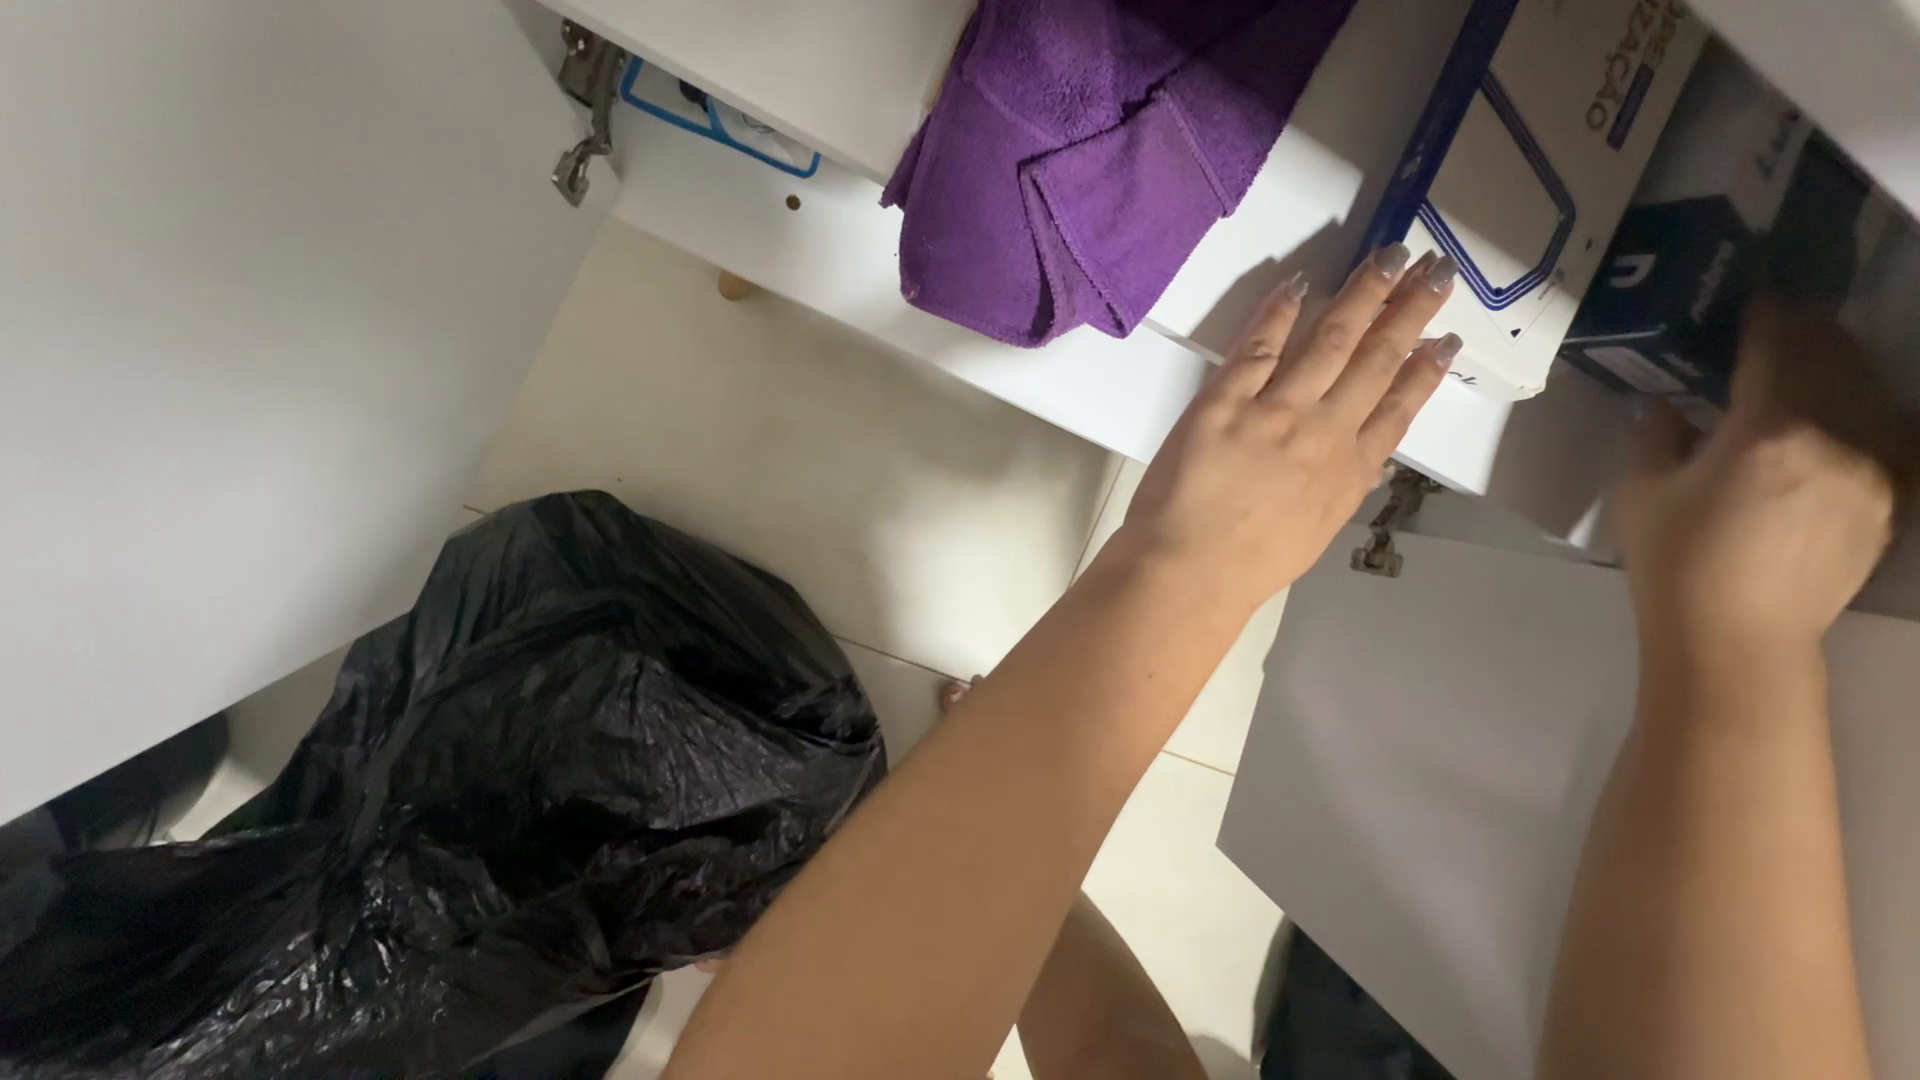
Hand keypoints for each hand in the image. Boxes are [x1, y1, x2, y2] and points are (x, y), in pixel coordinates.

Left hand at [1111, 243, 1459, 615]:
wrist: (1189, 571)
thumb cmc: (1247, 566)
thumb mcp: (1316, 531)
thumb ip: (1341, 487)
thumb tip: (1363, 453)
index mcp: (1349, 473)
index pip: (1398, 409)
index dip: (1425, 369)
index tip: (1445, 338)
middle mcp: (1323, 433)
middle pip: (1374, 360)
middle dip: (1408, 312)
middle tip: (1434, 269)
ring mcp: (1274, 413)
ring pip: (1329, 342)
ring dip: (1363, 296)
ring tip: (1390, 258)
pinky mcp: (1224, 403)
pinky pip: (1258, 347)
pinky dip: (1280, 312)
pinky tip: (1299, 284)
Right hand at [1614, 302, 1899, 657]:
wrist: (1736, 635)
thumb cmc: (1673, 561)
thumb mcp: (1641, 493)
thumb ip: (1657, 437)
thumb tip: (1667, 407)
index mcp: (1766, 431)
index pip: (1776, 351)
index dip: (1767, 319)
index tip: (1757, 299)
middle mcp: (1836, 438)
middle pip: (1835, 362)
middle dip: (1811, 333)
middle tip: (1786, 316)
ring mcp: (1874, 469)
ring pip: (1869, 393)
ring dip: (1843, 365)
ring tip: (1815, 353)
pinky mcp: (1888, 499)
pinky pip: (1884, 433)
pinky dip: (1862, 407)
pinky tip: (1841, 408)